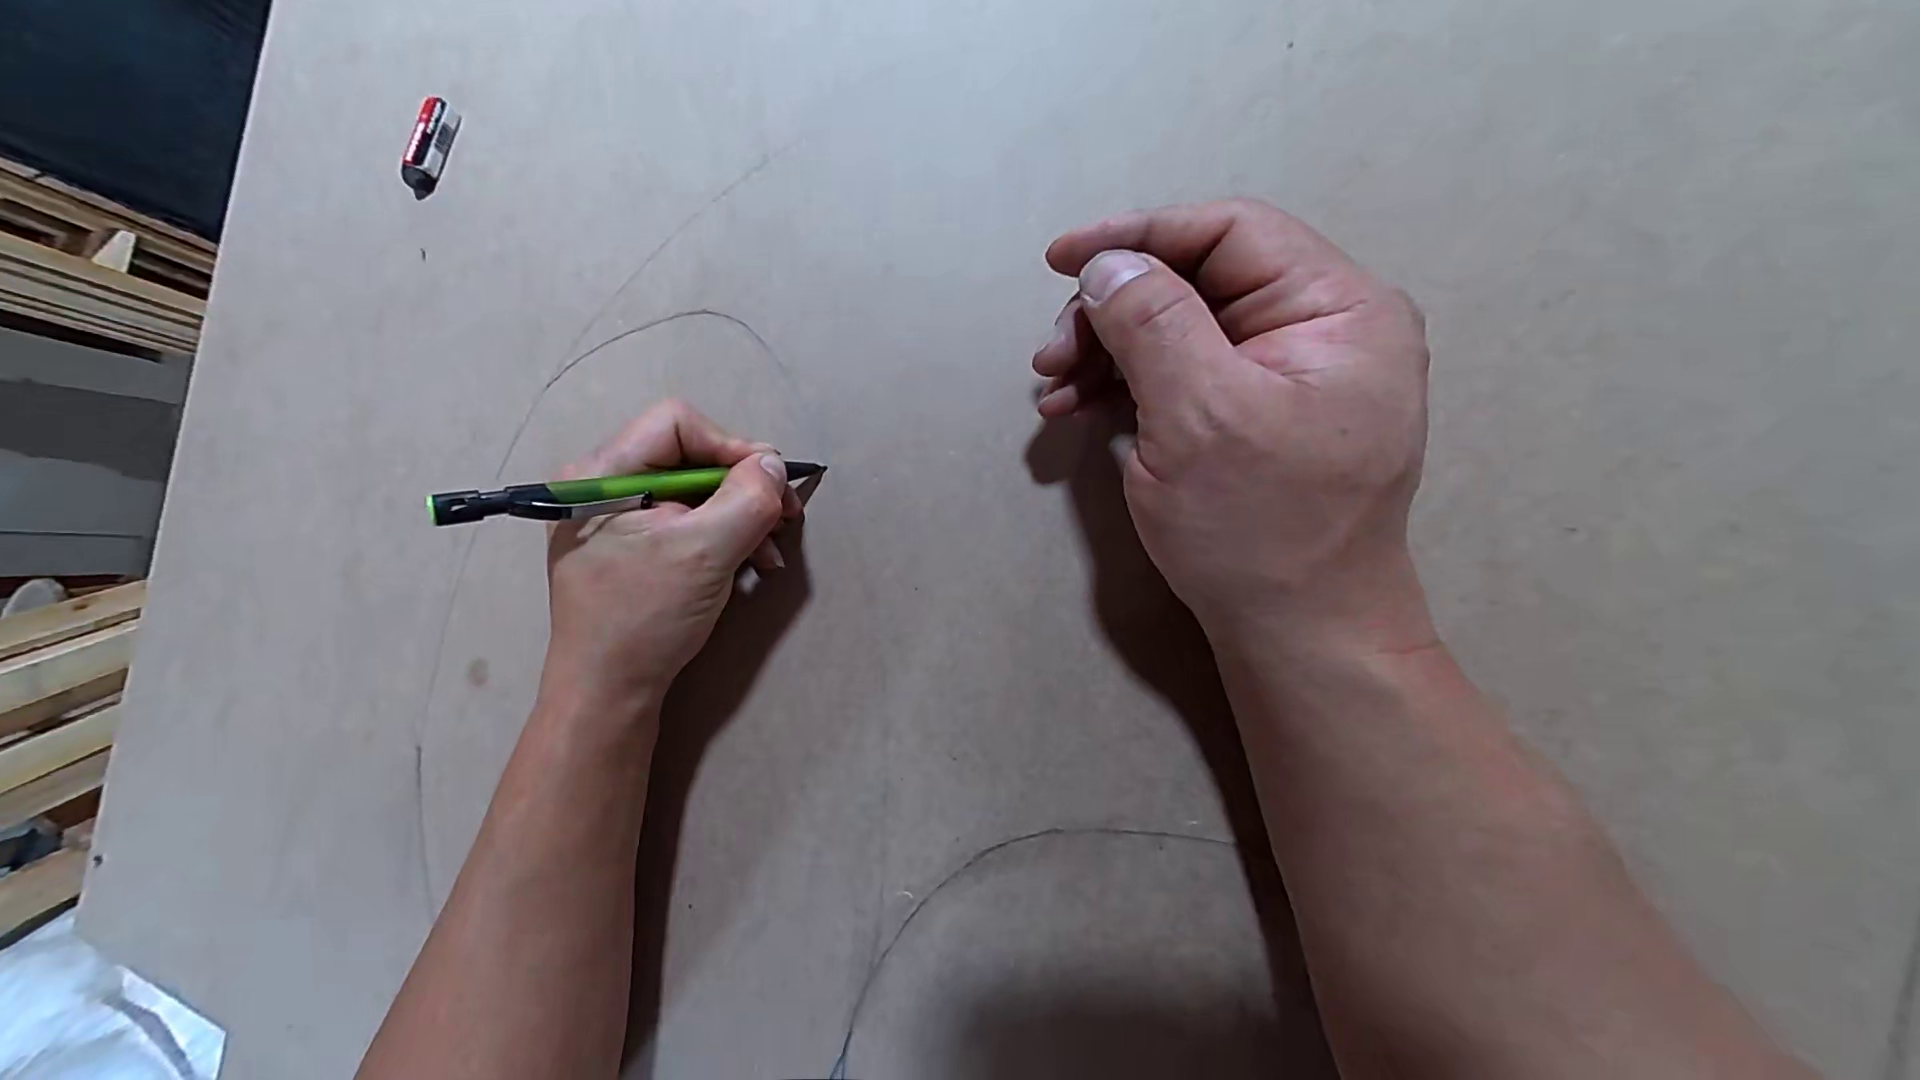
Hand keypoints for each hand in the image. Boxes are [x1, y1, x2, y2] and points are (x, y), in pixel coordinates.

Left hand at [540, 400, 801, 714]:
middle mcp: (608, 486)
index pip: (677, 424)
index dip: (731, 446)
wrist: (611, 690)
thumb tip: (775, 465)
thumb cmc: (647, 617)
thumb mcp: (706, 552)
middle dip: (746, 488)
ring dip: (745, 517)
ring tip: (772, 553)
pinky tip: (755, 562)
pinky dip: (729, 536)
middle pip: (693, 457)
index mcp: (604, 474)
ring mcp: (623, 517)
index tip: (769, 484)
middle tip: (786, 516)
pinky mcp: (639, 545)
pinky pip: (693, 521)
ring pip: (700, 492)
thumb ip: (748, 499)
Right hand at [1033, 199, 1435, 651]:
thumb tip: (1106, 264)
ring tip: (1052, 391)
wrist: (1295, 634)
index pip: (1228, 234)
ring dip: (1107, 353)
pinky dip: (1124, 388)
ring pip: (1178, 333)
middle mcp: (1317, 332)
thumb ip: (1151, 322)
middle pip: (1195, 285)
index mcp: (1336, 311)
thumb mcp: (1197, 416)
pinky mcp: (1246, 419)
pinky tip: (1077, 409)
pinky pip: (1179, 379)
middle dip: (1112, 312)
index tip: (1061, 259)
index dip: (1138, 235)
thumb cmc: (1257, 530)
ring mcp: (1281, 379)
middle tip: (1050, 356)